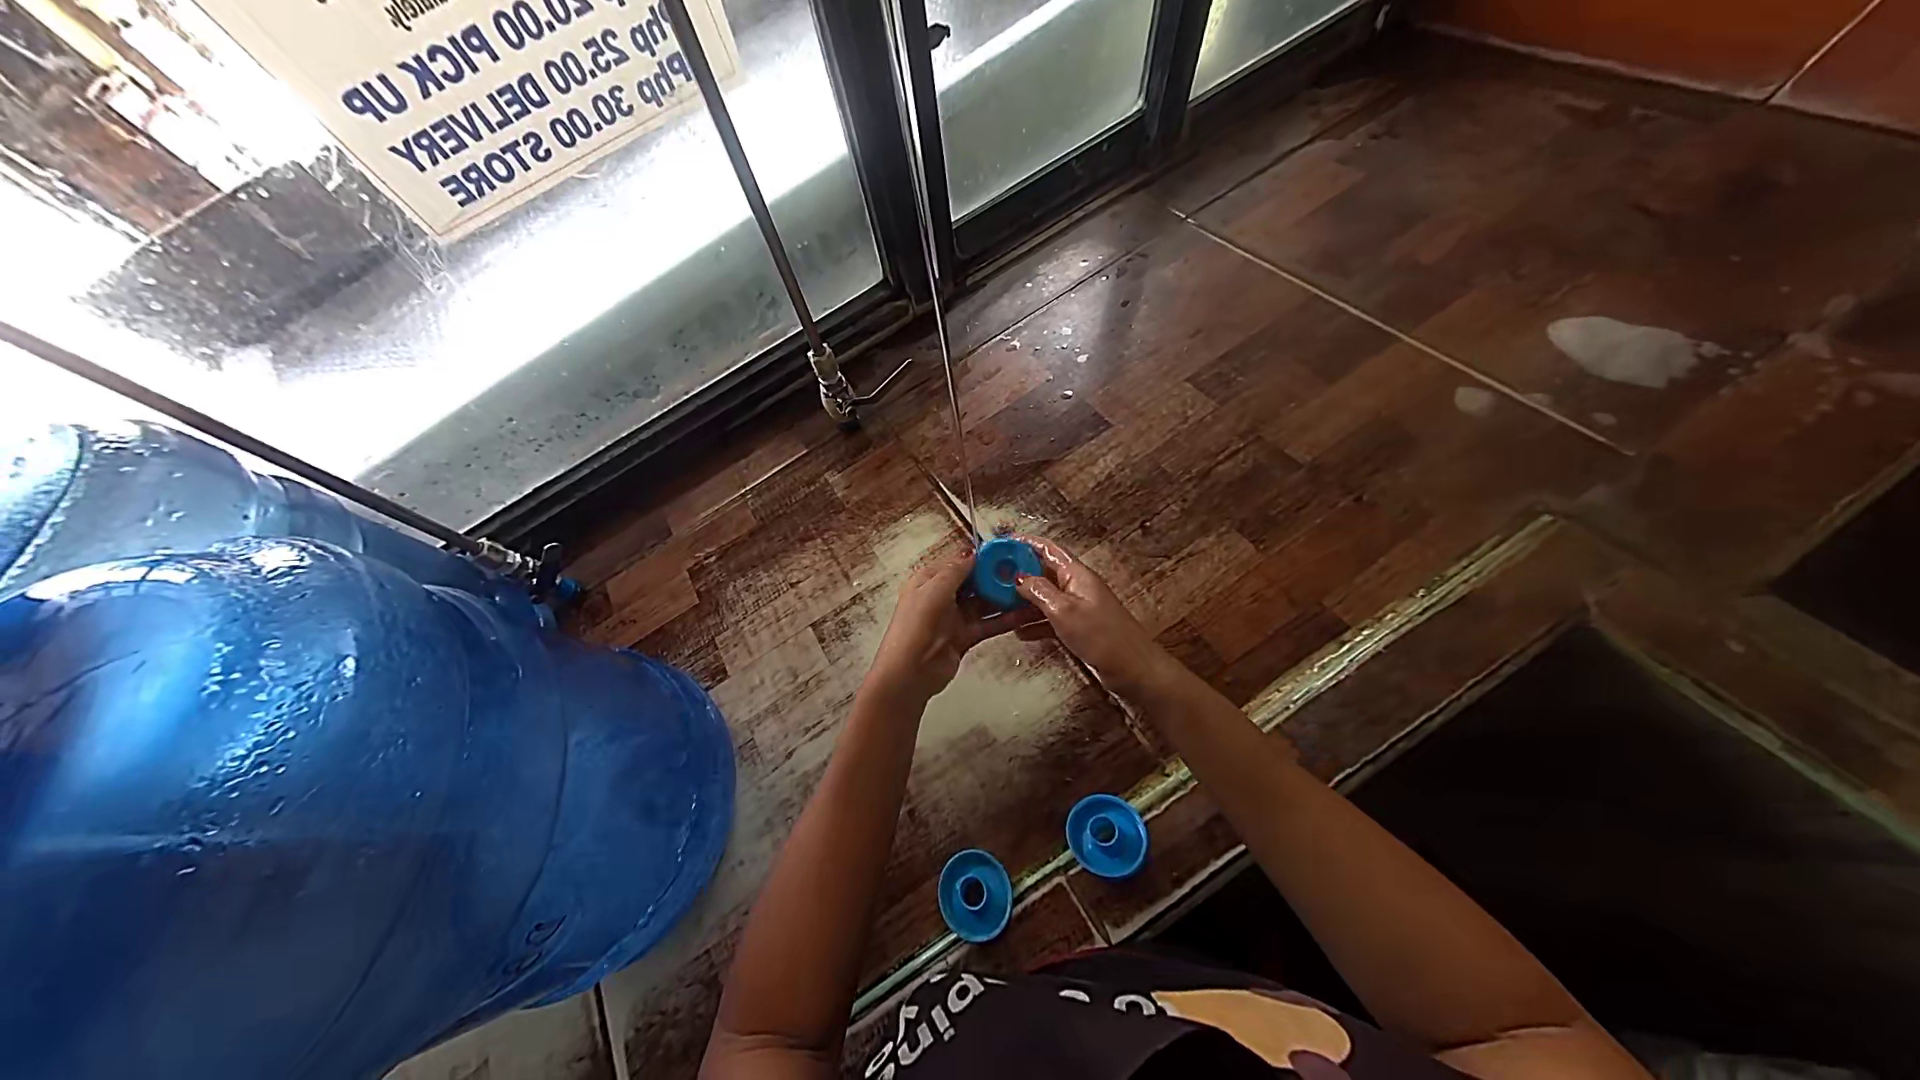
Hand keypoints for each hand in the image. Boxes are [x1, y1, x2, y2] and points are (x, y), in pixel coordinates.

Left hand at [865, 544, 1042, 703]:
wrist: (910, 673)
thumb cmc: (915, 626)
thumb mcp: (934, 589)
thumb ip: (955, 570)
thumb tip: (972, 554)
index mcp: (928, 581)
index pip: (956, 563)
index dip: (978, 557)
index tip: (1004, 552)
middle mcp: (941, 597)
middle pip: (972, 582)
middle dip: (994, 576)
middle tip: (1022, 570)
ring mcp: (953, 618)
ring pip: (983, 603)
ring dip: (1003, 597)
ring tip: (1028, 590)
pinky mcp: (964, 637)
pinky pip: (988, 624)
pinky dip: (1005, 619)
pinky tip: (1024, 614)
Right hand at [1013, 536, 1178, 698]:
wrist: (1132, 669)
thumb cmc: (1103, 637)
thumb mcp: (1064, 610)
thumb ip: (1039, 591)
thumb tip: (1018, 577)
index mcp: (1076, 574)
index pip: (1047, 549)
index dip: (1024, 544)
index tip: (1001, 543)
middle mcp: (1077, 586)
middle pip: (1043, 572)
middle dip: (1018, 573)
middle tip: (992, 578)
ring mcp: (1078, 607)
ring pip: (1044, 597)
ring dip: (1023, 601)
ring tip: (999, 606)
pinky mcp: (1078, 627)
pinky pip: (1050, 618)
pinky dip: (1035, 623)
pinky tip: (1020, 632)